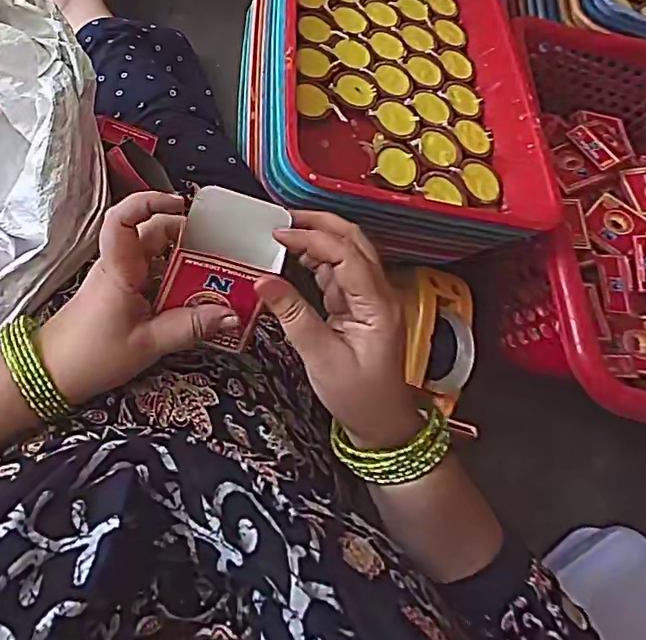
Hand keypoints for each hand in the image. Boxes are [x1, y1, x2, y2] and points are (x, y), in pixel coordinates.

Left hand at [35, 192, 238, 404]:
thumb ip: (190, 327)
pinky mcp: (124, 288)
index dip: (150, 201)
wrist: (54, 372)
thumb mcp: (147, 344)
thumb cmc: (92, 354)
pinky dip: (176, 274)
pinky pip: (155, 269)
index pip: (124, 217)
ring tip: (214, 268)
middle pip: (151, 230)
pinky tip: (196, 290)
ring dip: (184, 255)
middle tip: (217, 244)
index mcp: (119, 268)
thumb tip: (230, 313)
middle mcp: (119, 263)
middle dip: (185, 231)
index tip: (182, 203)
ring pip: (156, 249)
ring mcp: (121, 273)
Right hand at [260, 211, 427, 448]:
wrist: (382, 425)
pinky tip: (294, 257)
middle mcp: (378, 293)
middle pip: (353, 240)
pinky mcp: (356, 304)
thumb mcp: (320, 358)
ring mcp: (368, 297)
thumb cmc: (358, 397)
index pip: (346, 254)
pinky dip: (315, 257)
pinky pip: (337, 270)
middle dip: (319, 223)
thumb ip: (292, 315)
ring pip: (346, 251)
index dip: (312, 239)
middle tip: (283, 219)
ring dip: (317, 237)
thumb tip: (263, 280)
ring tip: (284, 234)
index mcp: (377, 304)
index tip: (279, 235)